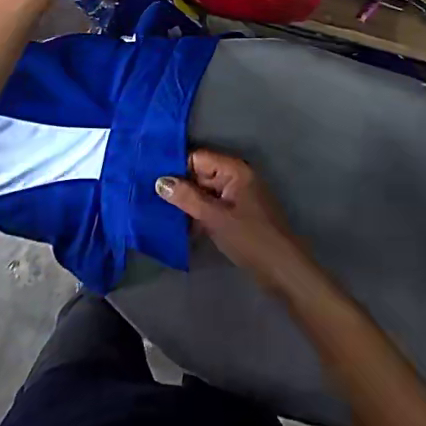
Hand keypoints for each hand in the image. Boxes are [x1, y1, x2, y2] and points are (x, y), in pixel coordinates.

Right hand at [156, 149, 318, 294]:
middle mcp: (236, 177)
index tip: (148, 176)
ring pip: (204, 192)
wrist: (281, 267)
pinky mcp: (235, 214)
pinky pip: (211, 207)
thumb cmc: (250, 237)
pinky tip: (176, 226)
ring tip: (153, 210)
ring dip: (184, 202)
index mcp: (235, 170)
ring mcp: (236, 196)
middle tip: (144, 196)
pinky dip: (196, 214)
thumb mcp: (215, 217)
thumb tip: (160, 181)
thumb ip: (187, 198)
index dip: (175, 166)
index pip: (199, 158)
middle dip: (177, 185)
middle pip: (200, 174)